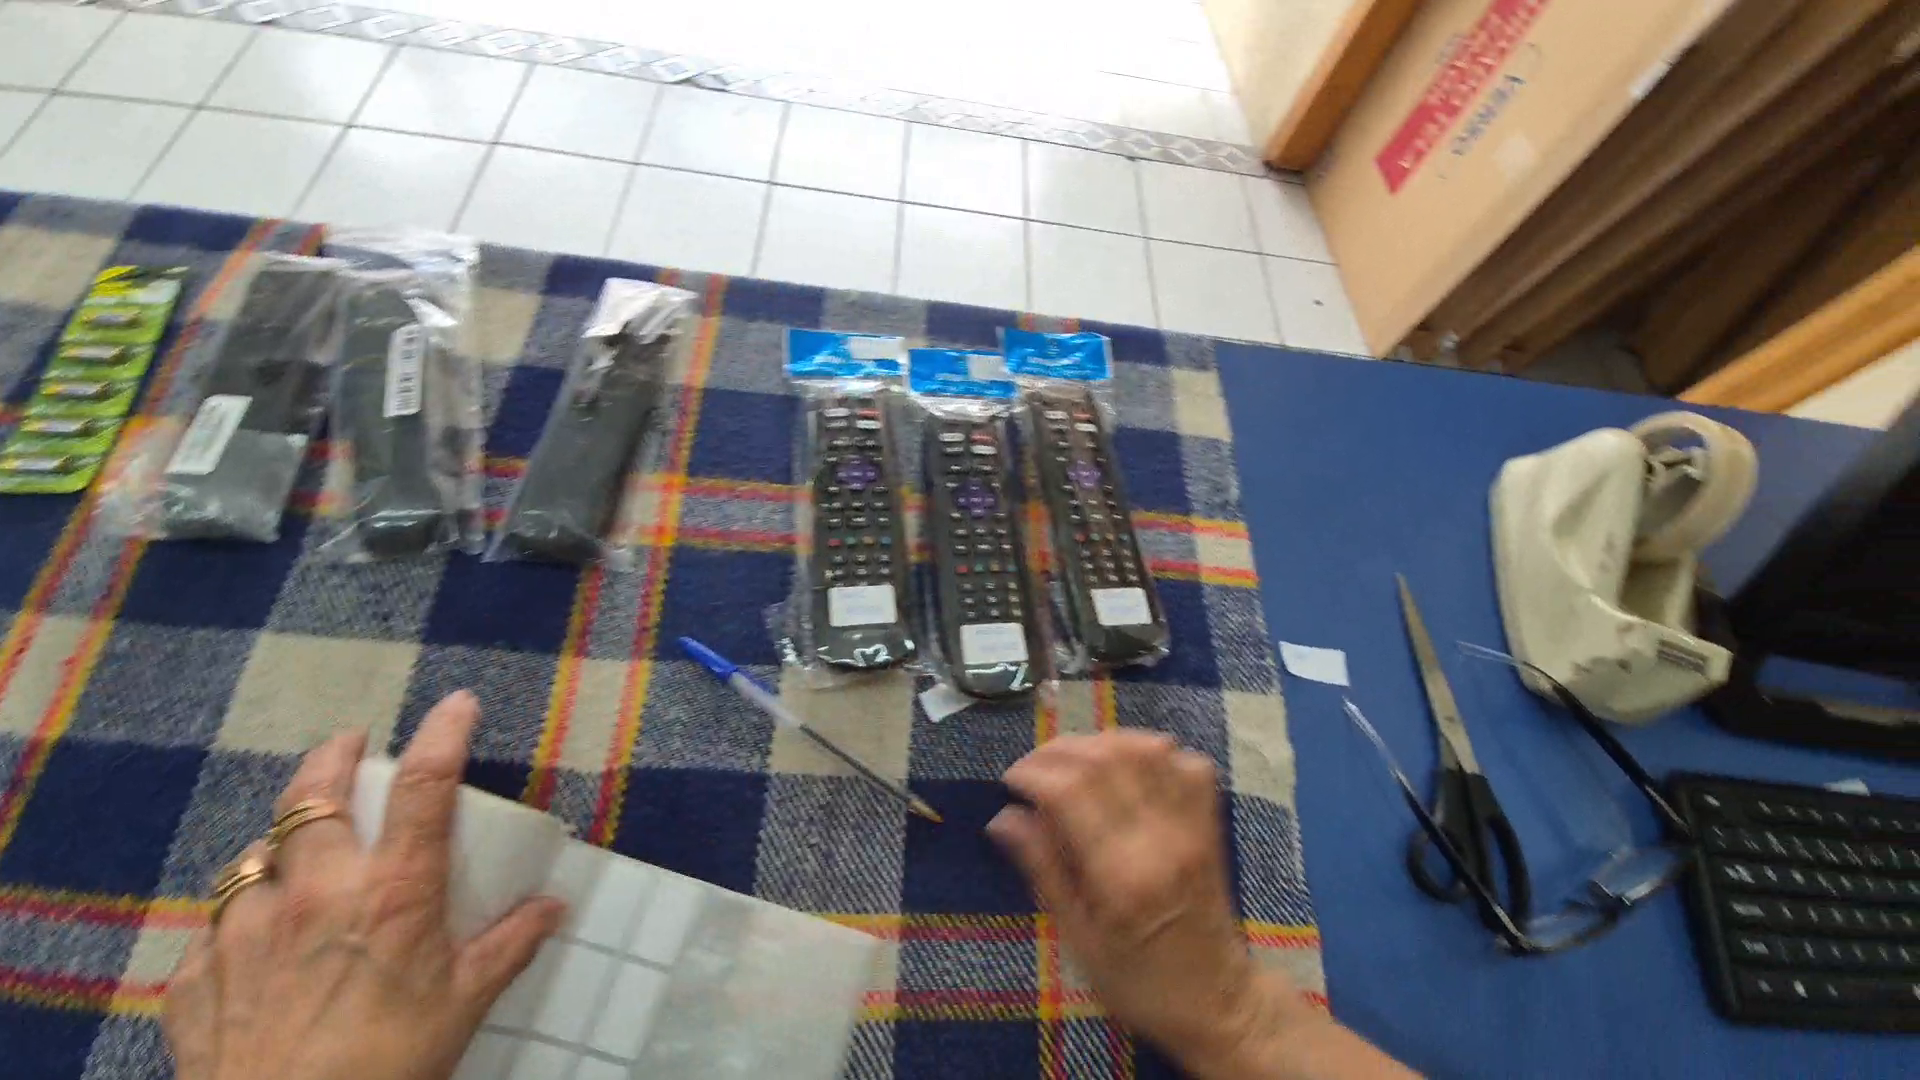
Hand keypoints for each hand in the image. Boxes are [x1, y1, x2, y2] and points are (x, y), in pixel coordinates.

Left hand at [163, 691, 564, 1079]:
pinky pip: (213, 923)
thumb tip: (556, 906)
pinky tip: (252, 936)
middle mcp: (315, 892)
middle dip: (332, 759)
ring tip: (297, 849)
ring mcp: (243, 931)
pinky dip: (239, 912)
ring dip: (279, 841)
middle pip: (311, 797)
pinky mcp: (192, 978)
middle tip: (349, 745)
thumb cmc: (391, 1059)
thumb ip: (511, 944)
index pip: (423, 786)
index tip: (457, 703)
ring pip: (252, 853)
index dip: (442, 733)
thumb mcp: (467, 1002)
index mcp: (393, 890)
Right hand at [990, 733, 1268, 1056]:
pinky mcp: (1210, 821)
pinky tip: (1124, 767)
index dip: (1033, 773)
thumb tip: (1003, 817)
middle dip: (1057, 751)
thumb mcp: (1078, 939)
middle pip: (1105, 759)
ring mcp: (1193, 825)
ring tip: (1071, 763)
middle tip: (1032, 769)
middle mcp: (1162, 838)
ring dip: (1099, 743)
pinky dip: (1149, 752)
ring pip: (1144, 749)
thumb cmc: (1139, 982)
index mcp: (1122, 876)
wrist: (1219, 1002)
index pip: (1071, 792)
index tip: (1011, 783)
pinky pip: (1183, 762)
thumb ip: (1043, 869)